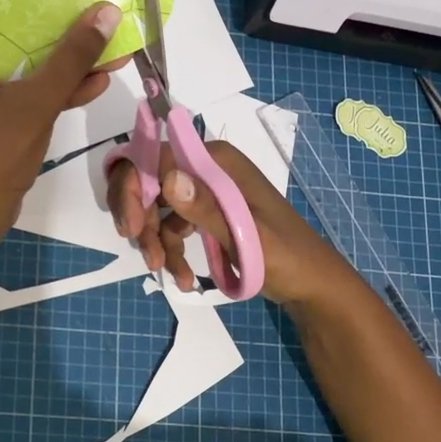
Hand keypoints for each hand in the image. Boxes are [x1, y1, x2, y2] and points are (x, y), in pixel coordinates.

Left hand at [0, 2, 123, 247]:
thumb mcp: (37, 103)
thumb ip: (72, 59)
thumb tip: (105, 12)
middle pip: (18, 39)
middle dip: (62, 33)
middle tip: (102, 13)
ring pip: (29, 67)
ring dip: (69, 64)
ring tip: (114, 45)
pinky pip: (30, 92)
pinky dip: (59, 89)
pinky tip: (98, 79)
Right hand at [107, 139, 356, 304]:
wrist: (310, 284)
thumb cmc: (287, 257)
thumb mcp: (247, 236)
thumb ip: (206, 208)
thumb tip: (167, 178)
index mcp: (217, 161)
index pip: (155, 157)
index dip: (132, 187)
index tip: (130, 228)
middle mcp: (206, 168)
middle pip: (147, 180)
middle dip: (138, 216)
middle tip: (143, 251)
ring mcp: (204, 191)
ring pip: (153, 207)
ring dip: (153, 240)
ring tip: (169, 272)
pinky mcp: (203, 214)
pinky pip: (169, 227)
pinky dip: (168, 251)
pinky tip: (182, 277)